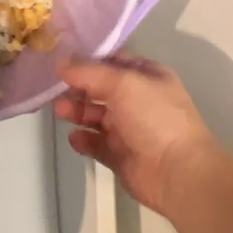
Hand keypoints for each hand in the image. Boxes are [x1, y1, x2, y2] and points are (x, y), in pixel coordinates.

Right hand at [55, 55, 223, 216]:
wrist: (177, 172)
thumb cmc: (154, 117)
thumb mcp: (122, 83)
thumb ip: (87, 71)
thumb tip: (60, 63)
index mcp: (147, 77)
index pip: (113, 61)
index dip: (88, 60)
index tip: (60, 60)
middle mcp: (137, 100)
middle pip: (99, 89)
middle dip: (77, 88)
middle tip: (56, 89)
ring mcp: (129, 129)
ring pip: (95, 115)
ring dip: (77, 111)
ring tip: (61, 111)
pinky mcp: (119, 154)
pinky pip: (95, 143)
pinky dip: (83, 140)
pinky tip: (76, 138)